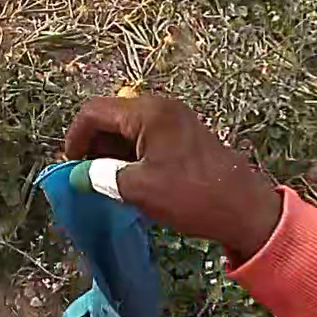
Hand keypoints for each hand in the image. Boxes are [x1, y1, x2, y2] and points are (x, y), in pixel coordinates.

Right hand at [64, 95, 282, 264]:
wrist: (245, 209)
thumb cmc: (189, 195)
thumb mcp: (138, 188)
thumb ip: (100, 177)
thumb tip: (78, 175)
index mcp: (147, 112)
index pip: (94, 112)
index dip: (75, 137)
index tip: (71, 166)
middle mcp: (160, 107)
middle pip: (110, 116)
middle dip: (92, 145)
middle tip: (87, 177)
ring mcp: (174, 119)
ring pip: (127, 128)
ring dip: (111, 152)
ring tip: (107, 182)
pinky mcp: (183, 134)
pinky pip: (146, 136)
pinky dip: (131, 154)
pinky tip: (131, 179)